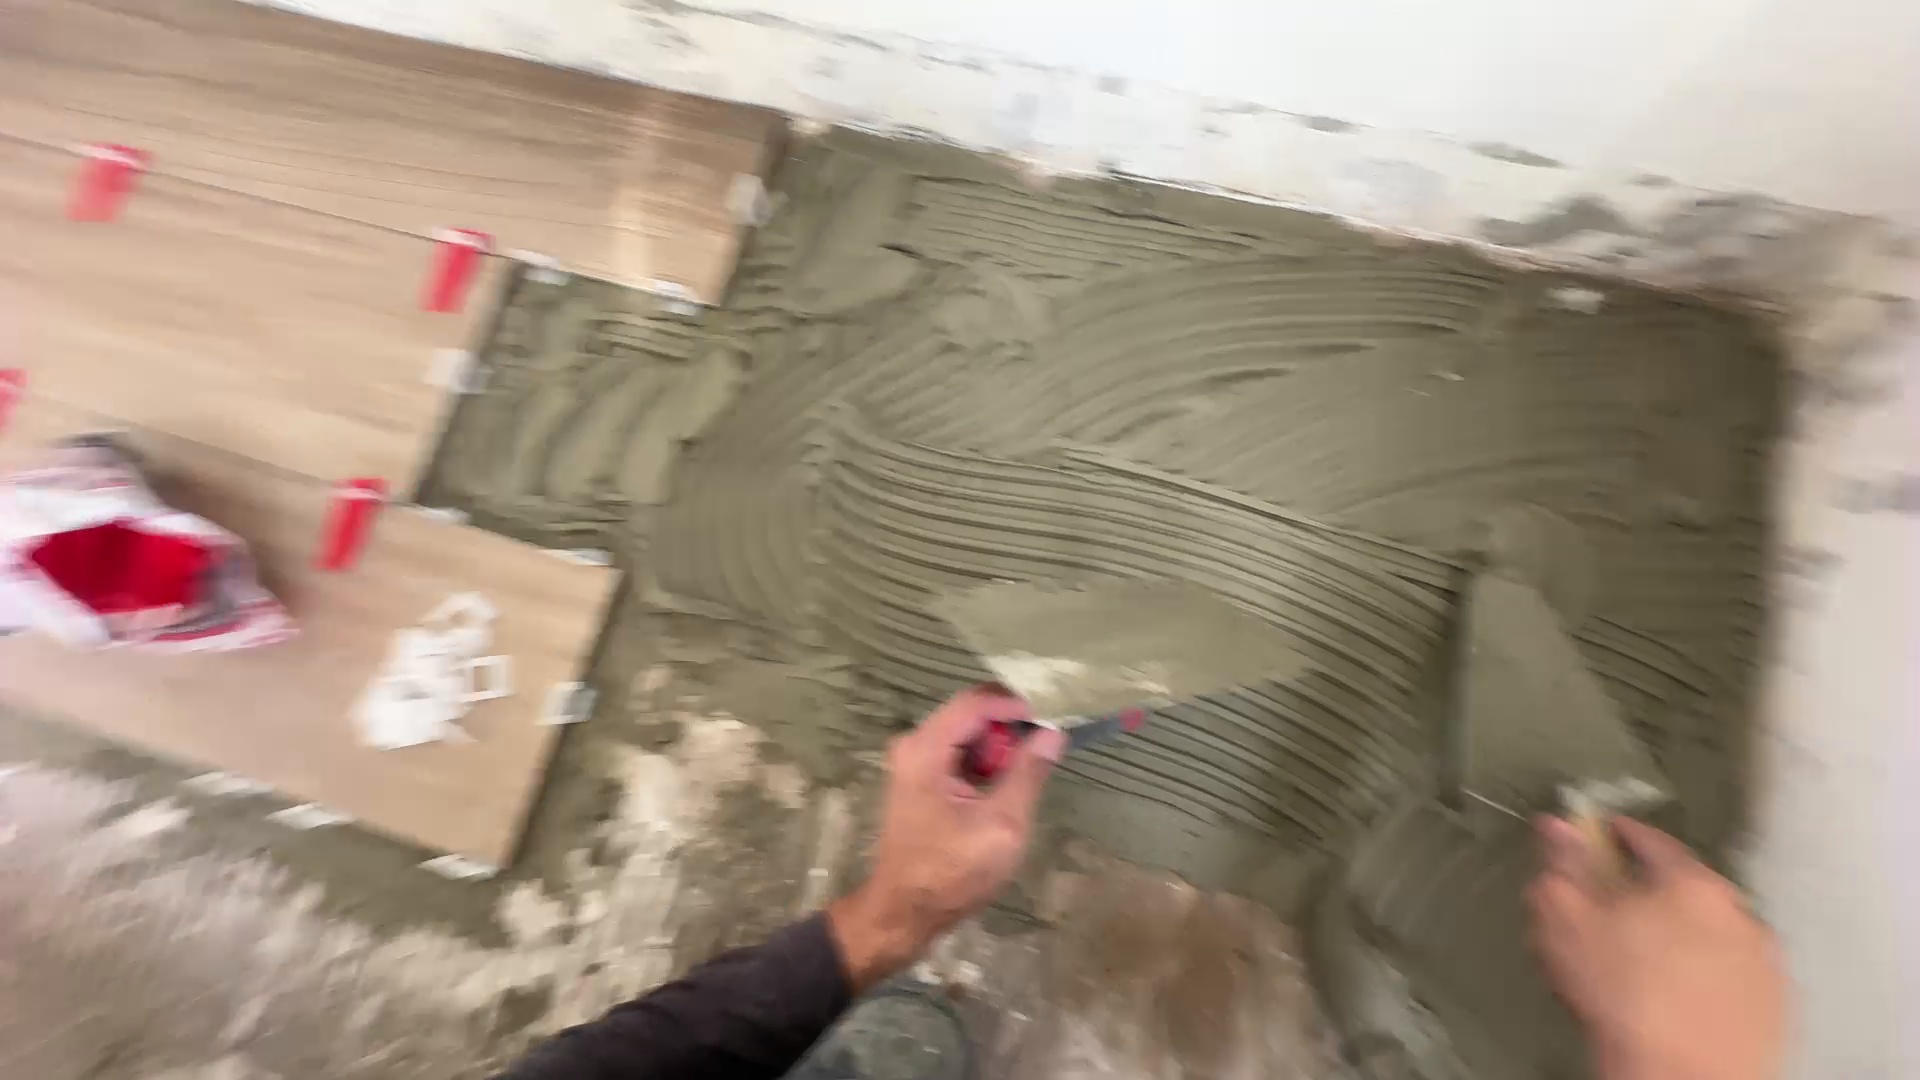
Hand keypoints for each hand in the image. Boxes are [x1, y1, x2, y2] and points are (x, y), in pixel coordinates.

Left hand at [827, 684, 1064, 991]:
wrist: (902, 914)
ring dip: (995, 747)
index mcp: (926, 748)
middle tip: (1038, 752)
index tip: (1046, 722)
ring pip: (964, 732)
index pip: (974, 702)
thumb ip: (1028, 774)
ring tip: (1020, 777)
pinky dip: (980, 761)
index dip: (1012, 705)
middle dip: (1006, 728)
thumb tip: (1052, 733)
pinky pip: (955, 751)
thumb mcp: (1002, 825)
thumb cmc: (952, 873)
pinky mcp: (916, 777)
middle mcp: (913, 744)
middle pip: (968, 713)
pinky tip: (998, 788)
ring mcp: (912, 760)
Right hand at [1529, 816, 1786, 1079]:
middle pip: (1681, 883)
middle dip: (1643, 885)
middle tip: (1604, 901)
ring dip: (1674, 926)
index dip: (1612, 833)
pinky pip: (1728, 966)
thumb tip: (1558, 822)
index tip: (1588, 839)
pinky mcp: (1777, 1007)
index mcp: (1691, 883)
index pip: (1648, 839)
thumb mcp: (1562, 911)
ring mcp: (1768, 964)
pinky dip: (1699, 963)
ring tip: (1634, 949)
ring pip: (1707, 926)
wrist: (1679, 1076)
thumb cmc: (1614, 984)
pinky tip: (1667, 984)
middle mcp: (1741, 914)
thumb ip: (1561, 861)